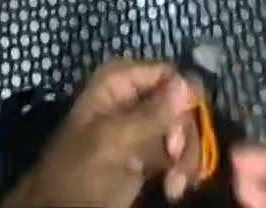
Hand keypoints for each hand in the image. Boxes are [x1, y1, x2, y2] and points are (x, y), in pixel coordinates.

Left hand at [2, 60, 202, 207]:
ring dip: (185, 159)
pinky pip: (176, 153)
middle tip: (177, 170)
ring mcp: (141, 126)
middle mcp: (134, 96)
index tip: (179, 139)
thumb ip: (150, 115)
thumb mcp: (112, 143)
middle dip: (185, 138)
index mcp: (120, 80)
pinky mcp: (146, 155)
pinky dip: (180, 171)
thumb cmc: (77, 174)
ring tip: (174, 188)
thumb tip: (188, 82)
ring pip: (182, 130)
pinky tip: (172, 190)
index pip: (170, 75)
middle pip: (181, 104)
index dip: (184, 102)